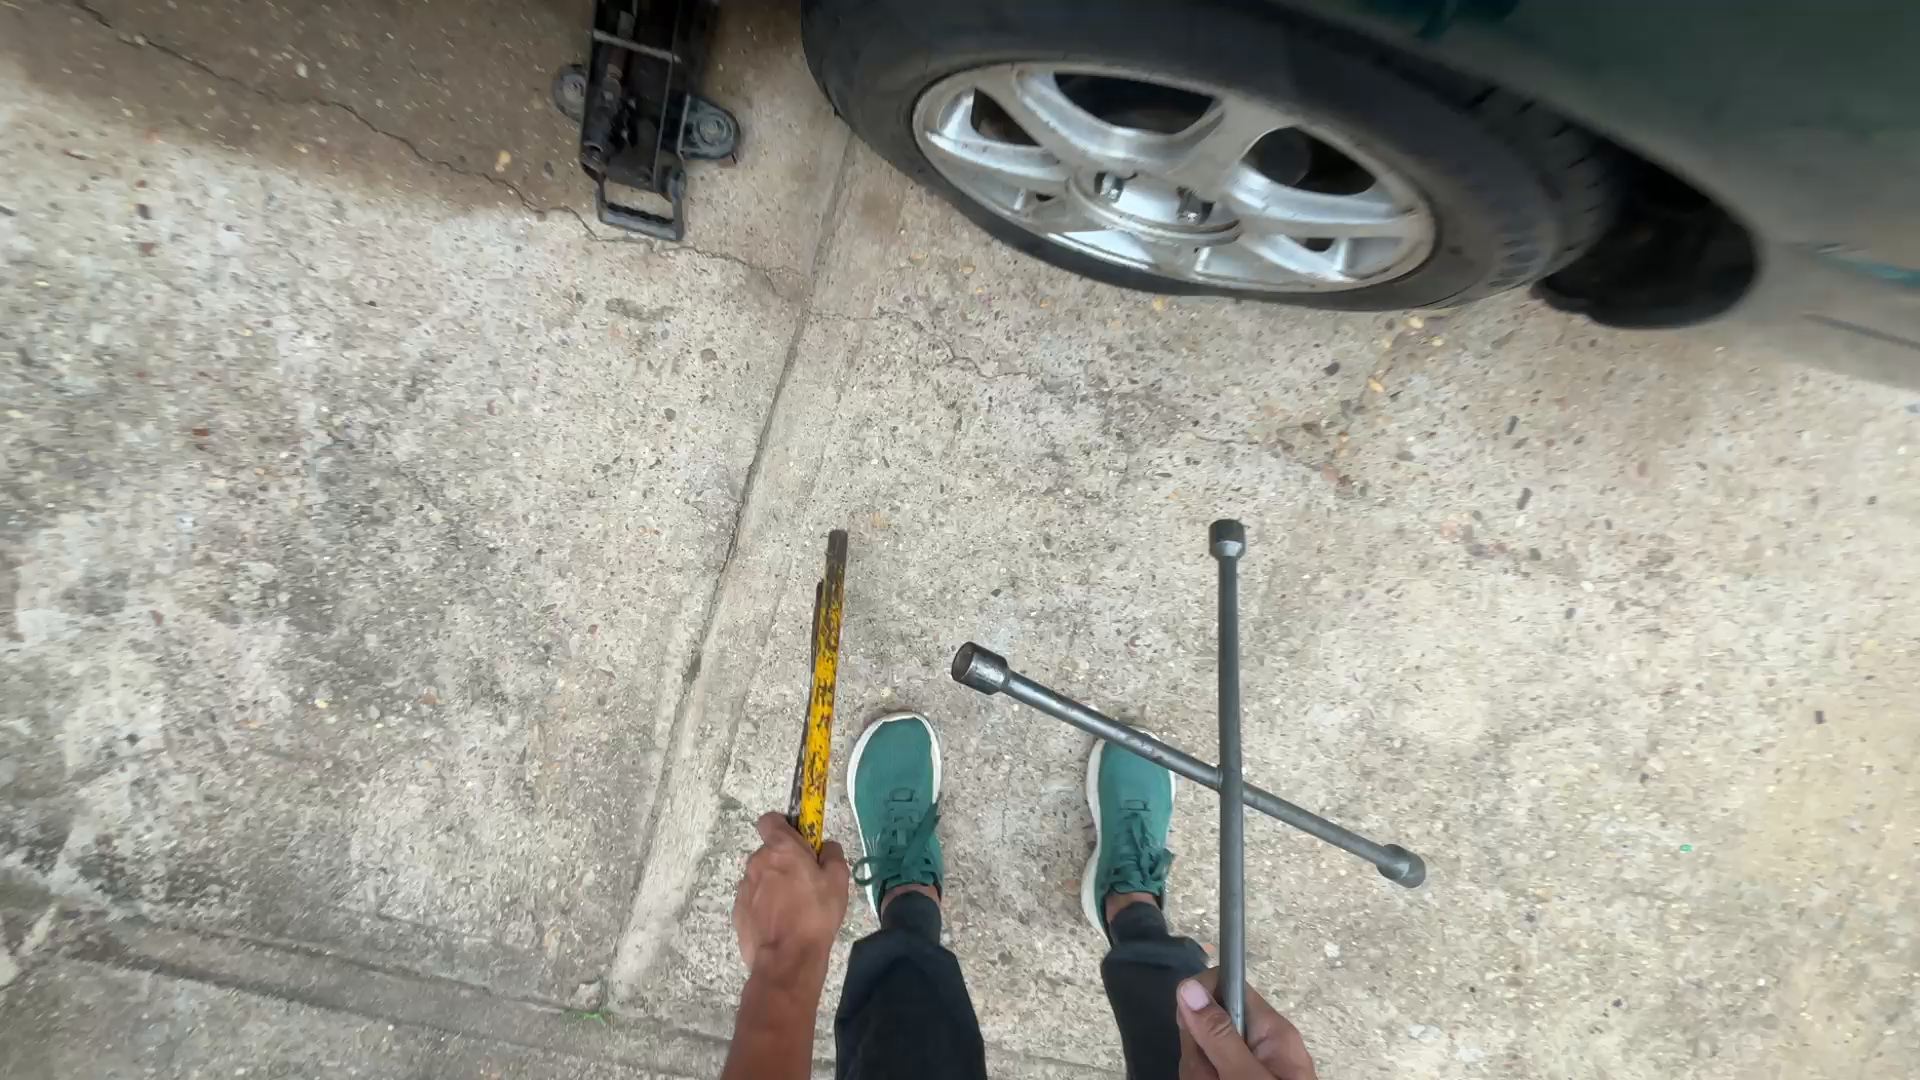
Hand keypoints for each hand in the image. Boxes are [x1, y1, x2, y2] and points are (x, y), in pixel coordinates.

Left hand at [732, 812, 850, 978]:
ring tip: (792, 908)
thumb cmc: (815, 914)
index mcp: (780, 848)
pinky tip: (779, 923)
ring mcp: (744, 888)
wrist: (787, 960)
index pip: (770, 819)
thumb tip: (825, 847)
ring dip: (773, 884)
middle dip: (784, 860)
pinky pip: (754, 899)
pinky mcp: (737, 912)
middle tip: (804, 881)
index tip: (798, 840)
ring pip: (761, 876)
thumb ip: (832, 854)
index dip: (783, 825)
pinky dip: (764, 905)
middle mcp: (757, 862)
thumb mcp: (838, 879)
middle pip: (769, 851)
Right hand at [1176, 968, 1316, 1079]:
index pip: (1225, 984)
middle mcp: (1256, 1043)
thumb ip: (1218, 1035)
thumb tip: (1188, 986)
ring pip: (1197, 1055)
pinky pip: (1202, 1074)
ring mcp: (1242, 1067)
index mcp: (1271, 1031)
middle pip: (1204, 1023)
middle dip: (1198, 1057)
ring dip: (1198, 1078)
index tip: (1189, 1025)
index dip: (1200, 998)